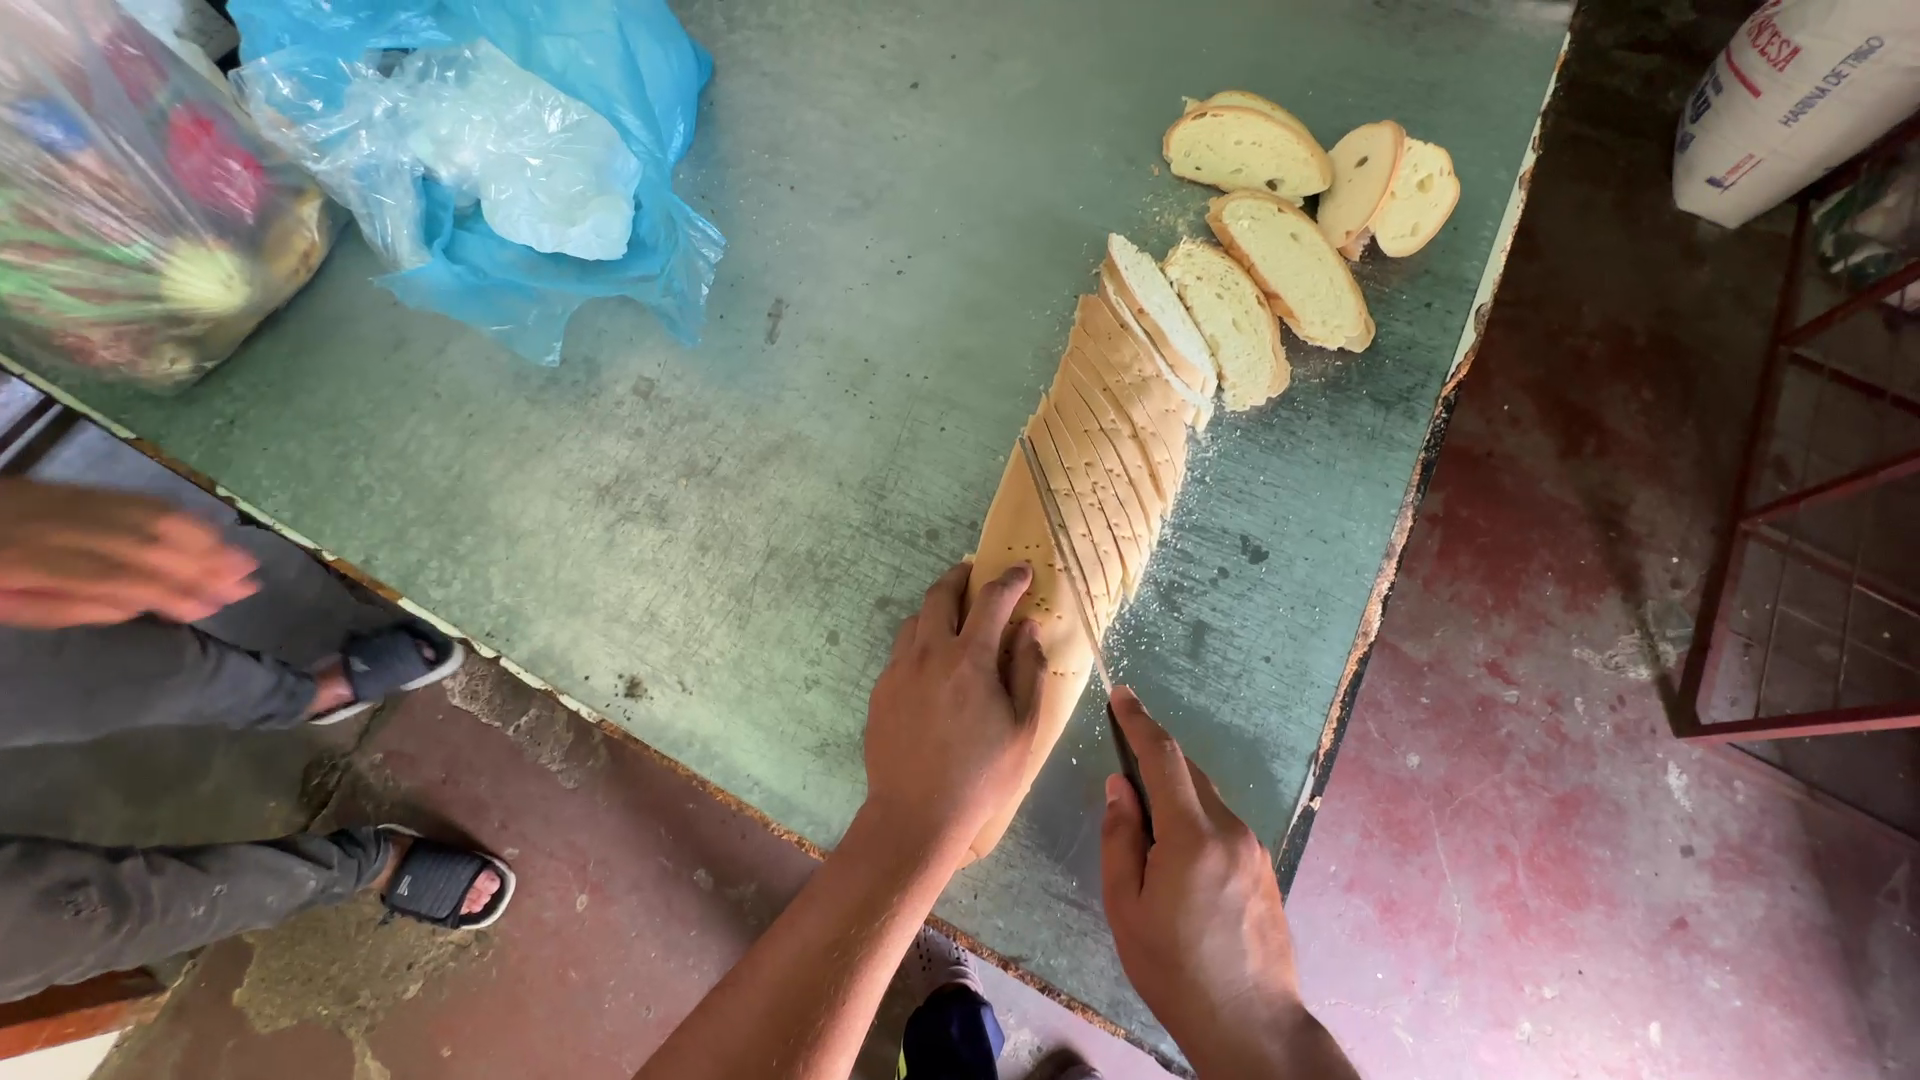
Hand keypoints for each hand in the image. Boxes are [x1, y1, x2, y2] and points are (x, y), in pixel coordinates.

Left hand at [0, 479, 258, 628]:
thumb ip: (61, 608)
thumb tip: (135, 606)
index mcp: (21, 559)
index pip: (110, 576)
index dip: (165, 593)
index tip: (210, 609)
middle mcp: (49, 523)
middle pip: (140, 543)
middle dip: (200, 566)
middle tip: (247, 586)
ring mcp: (63, 500)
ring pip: (147, 516)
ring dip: (203, 539)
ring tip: (244, 562)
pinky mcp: (72, 487)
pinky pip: (137, 499)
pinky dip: (182, 517)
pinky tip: (211, 532)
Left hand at [862, 561, 1045, 850]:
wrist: (915, 814)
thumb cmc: (981, 776)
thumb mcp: (1023, 728)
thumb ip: (1028, 671)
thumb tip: (1027, 629)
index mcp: (968, 659)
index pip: (991, 600)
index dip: (1009, 580)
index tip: (1021, 570)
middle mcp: (928, 654)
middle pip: (940, 594)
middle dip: (960, 576)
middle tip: (975, 574)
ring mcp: (898, 670)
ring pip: (914, 620)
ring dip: (935, 609)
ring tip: (952, 619)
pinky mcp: (880, 690)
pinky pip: (900, 651)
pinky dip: (919, 642)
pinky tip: (930, 665)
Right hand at [1102, 687, 1344, 1078]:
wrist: (1252, 1025)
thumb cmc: (1173, 968)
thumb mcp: (1126, 906)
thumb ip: (1121, 837)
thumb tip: (1120, 787)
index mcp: (1192, 836)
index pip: (1163, 758)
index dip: (1140, 722)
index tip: (1123, 695)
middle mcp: (1231, 830)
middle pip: (1189, 772)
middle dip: (1156, 755)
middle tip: (1124, 755)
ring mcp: (1254, 848)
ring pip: (1208, 798)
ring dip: (1176, 790)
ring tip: (1147, 817)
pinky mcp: (1264, 866)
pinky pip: (1222, 822)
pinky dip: (1196, 815)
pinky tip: (1179, 848)